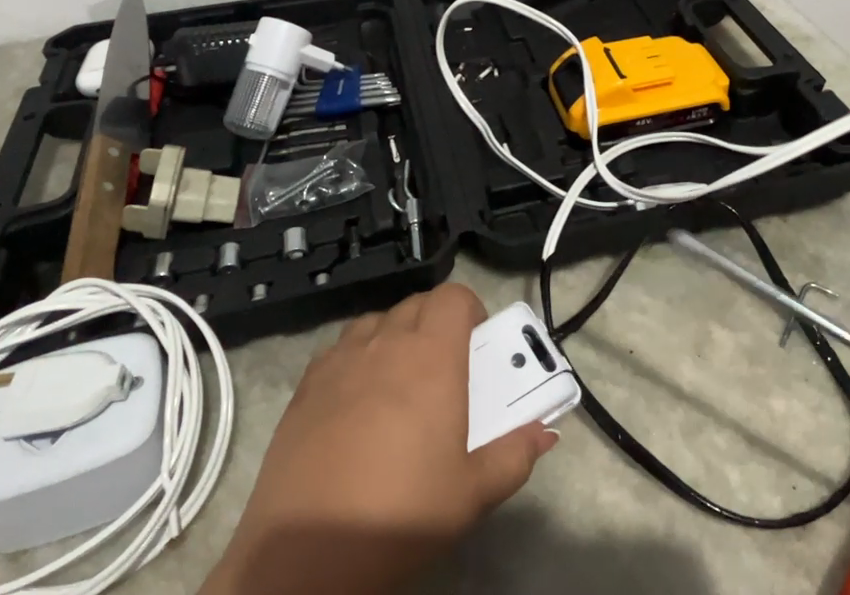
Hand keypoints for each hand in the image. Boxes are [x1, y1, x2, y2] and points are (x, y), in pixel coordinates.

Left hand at [205, 284, 558, 594]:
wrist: (306, 552)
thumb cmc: (403, 512)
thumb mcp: (474, 493)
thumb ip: (515, 454)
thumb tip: (544, 432)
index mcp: (431, 357)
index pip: (453, 297)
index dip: (470, 311)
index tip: (479, 345)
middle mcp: (384, 344)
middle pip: (416, 304)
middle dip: (438, 323)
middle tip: (450, 371)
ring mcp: (338, 361)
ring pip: (376, 323)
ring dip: (396, 337)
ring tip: (403, 384)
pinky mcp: (305, 386)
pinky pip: (340, 350)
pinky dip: (359, 359)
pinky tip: (359, 404)